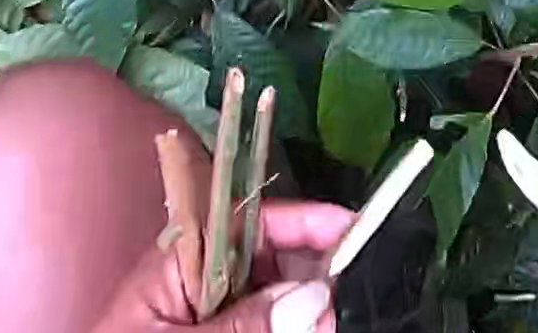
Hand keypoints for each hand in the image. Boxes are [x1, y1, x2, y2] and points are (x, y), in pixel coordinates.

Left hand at [93, 200, 356, 332]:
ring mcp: (213, 307)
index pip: (256, 216)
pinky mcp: (223, 328)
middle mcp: (203, 272)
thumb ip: (243, 326)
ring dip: (304, 310)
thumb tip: (314, 296)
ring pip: (279, 291)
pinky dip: (287, 327)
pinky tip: (306, 332)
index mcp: (185, 256)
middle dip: (312, 276)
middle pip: (277, 254)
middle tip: (334, 313)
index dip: (306, 218)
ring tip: (321, 329)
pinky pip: (267, 320)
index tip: (353, 229)